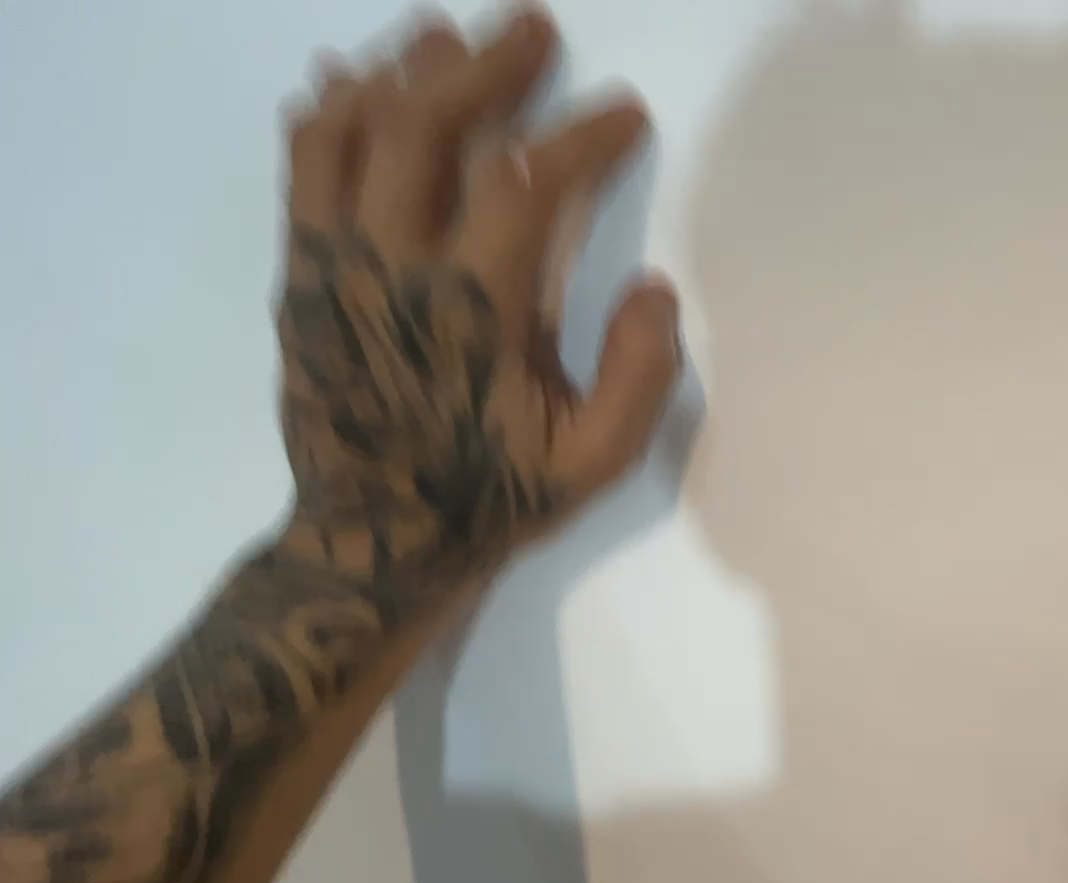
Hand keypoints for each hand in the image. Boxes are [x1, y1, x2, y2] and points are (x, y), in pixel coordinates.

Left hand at [275, 8, 679, 606]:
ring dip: (404, 69)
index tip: (624, 114)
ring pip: (354, 129)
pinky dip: (330, 110)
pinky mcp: (299, 272)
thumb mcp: (598, 458)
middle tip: (533, 28)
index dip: (580, 137)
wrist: (382, 533)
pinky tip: (357, 82)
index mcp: (475, 309)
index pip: (525, 185)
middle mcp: (393, 265)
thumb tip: (656, 288)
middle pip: (427, 127)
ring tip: (447, 34)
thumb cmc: (500, 494)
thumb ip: (638, 376)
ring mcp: (333, 261)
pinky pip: (303, 165)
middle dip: (487, 67)